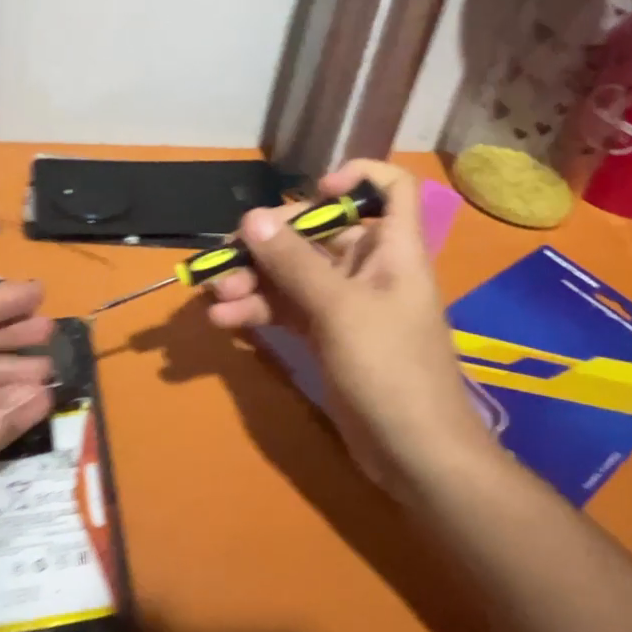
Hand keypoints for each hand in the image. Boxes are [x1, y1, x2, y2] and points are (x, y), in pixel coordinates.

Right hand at [204, 160, 489, 487]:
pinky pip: (289, 308)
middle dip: (271, 242)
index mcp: (393, 248)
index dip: (357, 177)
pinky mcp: (328, 336)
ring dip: (255, 280)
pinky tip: (224, 321)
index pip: (391, 188)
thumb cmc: (390, 368)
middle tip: (227, 257)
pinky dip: (259, 311)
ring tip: (216, 296)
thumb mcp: (339, 309)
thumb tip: (251, 217)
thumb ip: (294, 262)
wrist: (415, 454)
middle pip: (319, 232)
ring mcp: (347, 304)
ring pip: (295, 273)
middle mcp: (370, 268)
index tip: (312, 191)